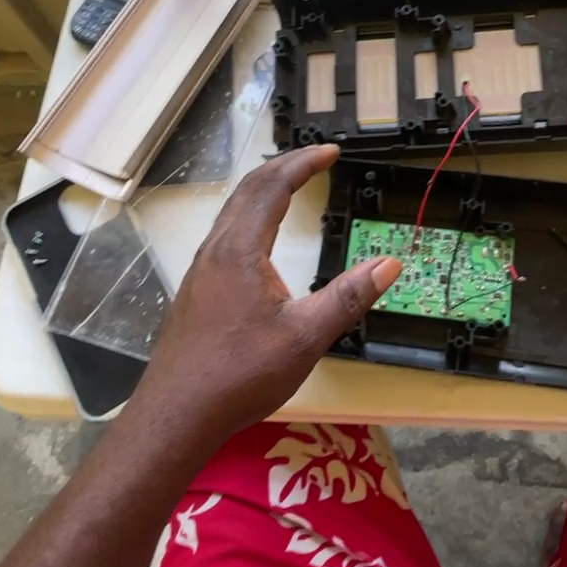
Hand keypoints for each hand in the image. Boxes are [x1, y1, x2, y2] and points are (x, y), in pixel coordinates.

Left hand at [131, 144, 401, 443]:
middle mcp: (216, 249)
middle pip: (248, 189)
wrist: (176, 415)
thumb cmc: (240, 374)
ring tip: (292, 183)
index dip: (304, 163)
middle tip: (317, 158)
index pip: (272, 187)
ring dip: (264, 188)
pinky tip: (260, 236)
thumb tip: (390, 263)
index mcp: (240, 250)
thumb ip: (347, 298)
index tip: (332, 151)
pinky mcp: (197, 289)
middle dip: (284, 166)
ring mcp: (202, 269)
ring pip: (233, 210)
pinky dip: (251, 212)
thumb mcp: (305, 338)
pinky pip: (226, 231)